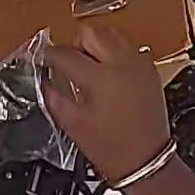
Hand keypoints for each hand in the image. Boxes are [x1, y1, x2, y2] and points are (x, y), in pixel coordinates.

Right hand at [44, 26, 172, 184]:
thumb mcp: (74, 126)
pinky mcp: (150, 69)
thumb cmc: (111, 148)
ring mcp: (139, 64)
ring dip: (97, 42)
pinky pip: (129, 46)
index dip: (50, 56)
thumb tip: (44, 81)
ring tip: (91, 64)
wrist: (147, 162)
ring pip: (113, 33)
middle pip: (91, 33)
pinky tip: (110, 70)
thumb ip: (55, 98)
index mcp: (100, 79)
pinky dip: (116, 50)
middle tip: (71, 64)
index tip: (44, 60)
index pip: (66, 54)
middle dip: (76, 44)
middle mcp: (122, 64)